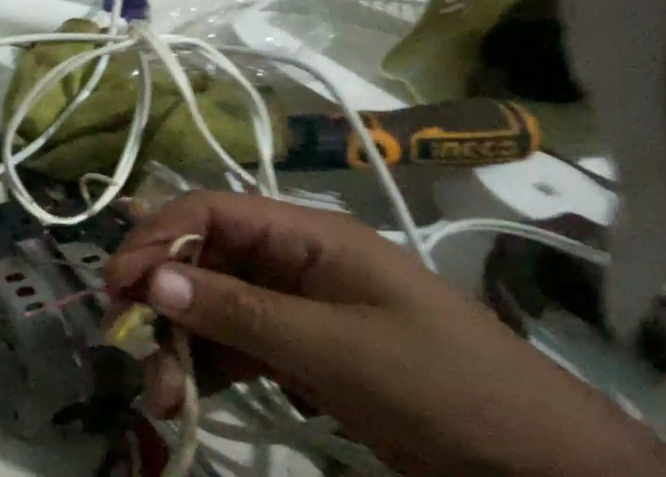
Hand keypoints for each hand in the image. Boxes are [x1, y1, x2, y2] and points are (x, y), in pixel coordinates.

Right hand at [106, 192, 665, 476]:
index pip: (211, 213)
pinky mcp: (305, 356)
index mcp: (309, 236)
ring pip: (214, 309)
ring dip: (180, 344)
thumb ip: (239, 312)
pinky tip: (187, 397)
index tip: (117, 282)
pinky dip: (207, 370)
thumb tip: (152, 281)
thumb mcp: (336, 348)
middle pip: (205, 261)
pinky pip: (237, 349)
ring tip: (161, 393)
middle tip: (127, 337)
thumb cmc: (444, 385)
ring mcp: (299, 311)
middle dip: (163, 297)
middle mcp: (295, 263)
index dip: (158, 238)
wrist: (548, 469)